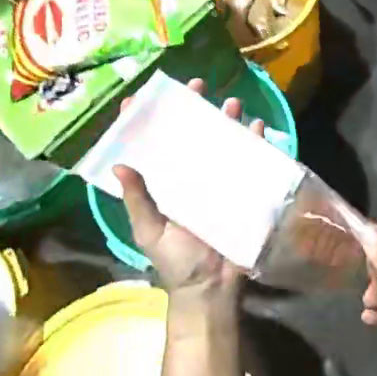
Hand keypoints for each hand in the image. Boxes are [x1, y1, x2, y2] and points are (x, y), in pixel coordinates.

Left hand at [114, 79, 264, 299]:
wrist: (211, 290)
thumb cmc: (177, 262)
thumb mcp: (150, 231)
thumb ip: (138, 200)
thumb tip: (118, 165)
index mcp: (165, 183)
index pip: (153, 145)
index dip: (146, 121)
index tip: (141, 97)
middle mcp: (190, 175)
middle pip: (191, 134)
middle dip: (195, 108)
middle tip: (198, 85)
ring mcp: (218, 181)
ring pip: (221, 141)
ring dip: (227, 119)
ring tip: (232, 103)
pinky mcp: (242, 190)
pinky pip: (250, 161)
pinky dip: (256, 142)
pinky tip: (258, 128)